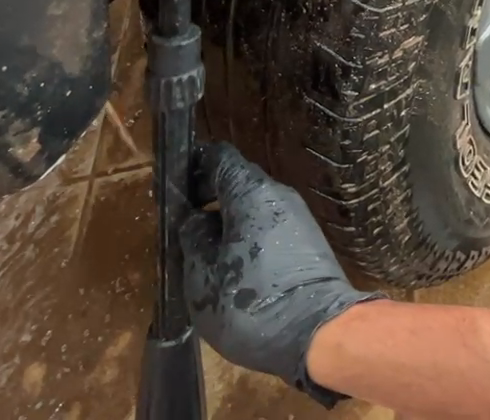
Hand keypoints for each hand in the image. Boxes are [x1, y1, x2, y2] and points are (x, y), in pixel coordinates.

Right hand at [179, 142, 377, 402]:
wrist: (317, 330)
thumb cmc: (250, 302)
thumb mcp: (203, 274)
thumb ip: (194, 237)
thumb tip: (195, 217)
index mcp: (253, 193)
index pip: (221, 158)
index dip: (193, 165)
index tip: (173, 184)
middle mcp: (279, 194)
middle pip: (238, 182)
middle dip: (207, 196)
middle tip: (180, 222)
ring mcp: (296, 216)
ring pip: (252, 206)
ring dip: (226, 219)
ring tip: (199, 248)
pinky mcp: (305, 239)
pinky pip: (267, 224)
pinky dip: (244, 234)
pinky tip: (228, 263)